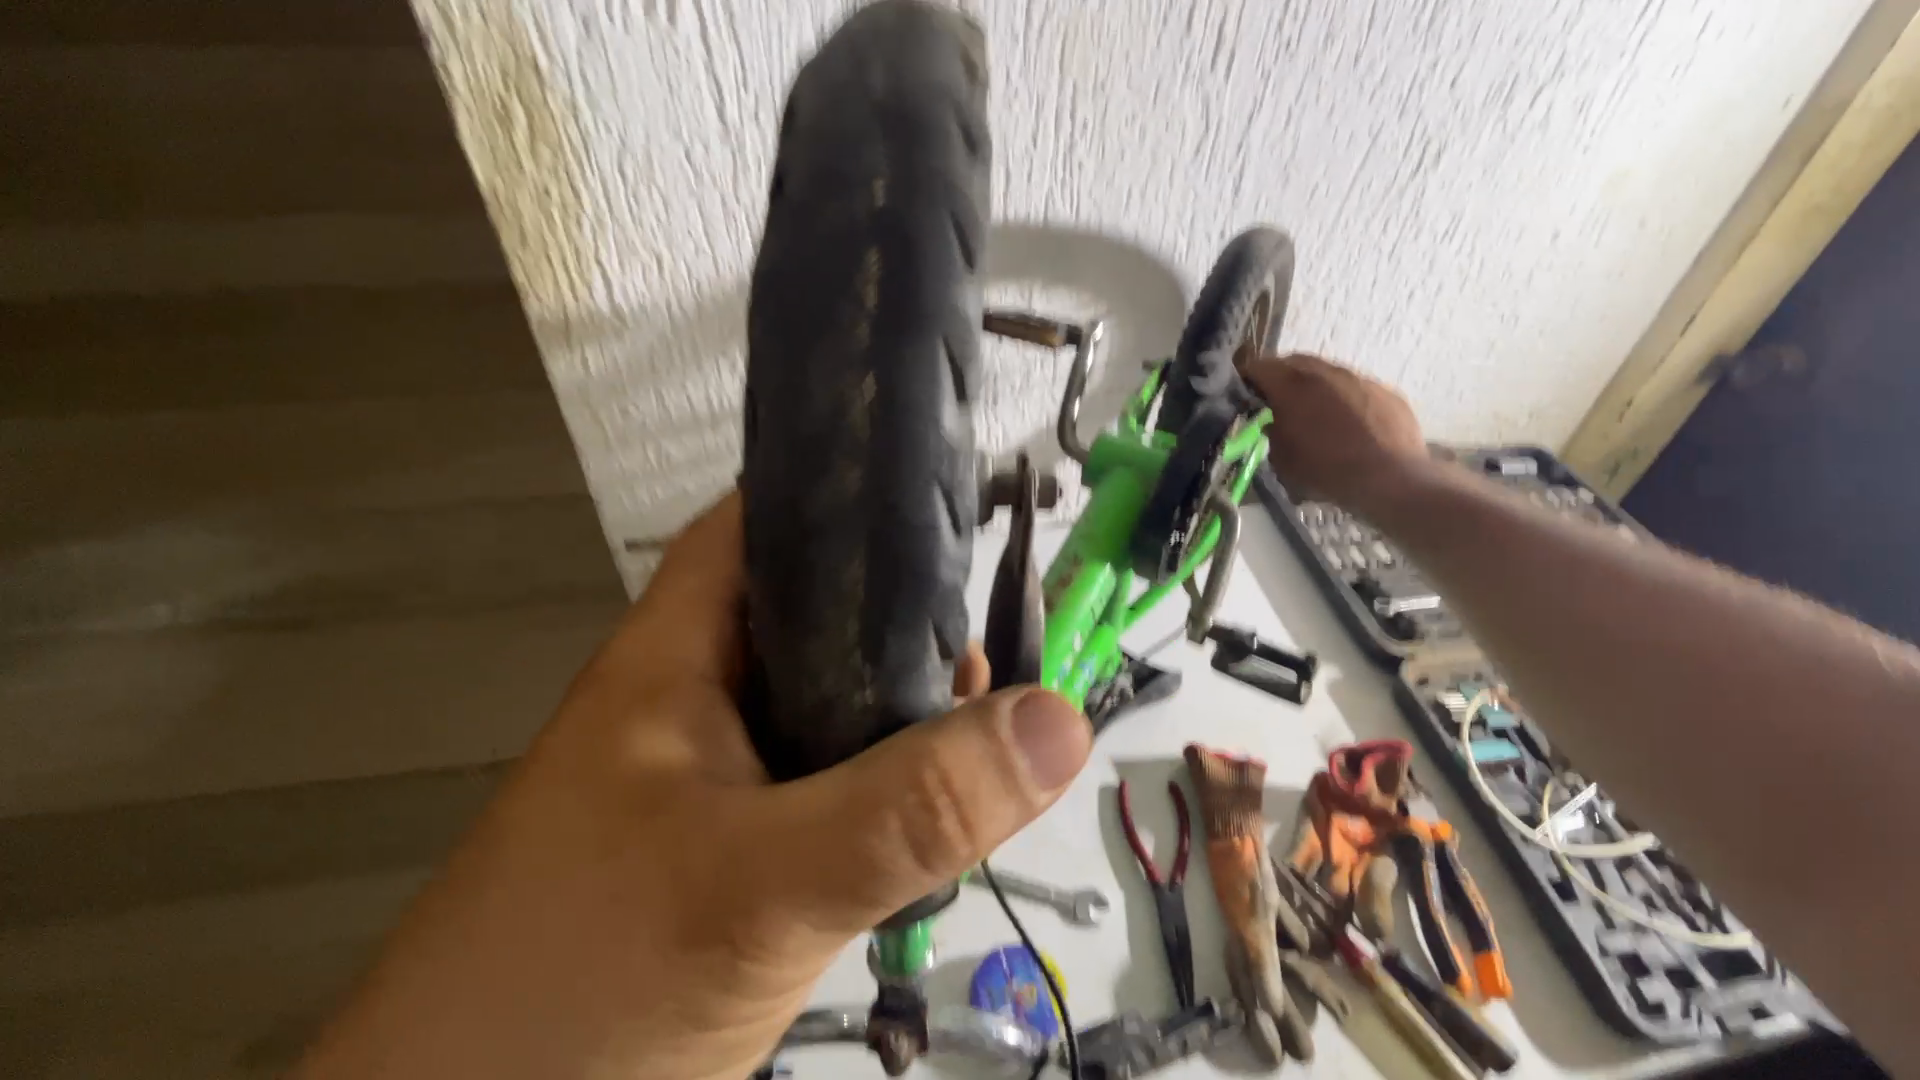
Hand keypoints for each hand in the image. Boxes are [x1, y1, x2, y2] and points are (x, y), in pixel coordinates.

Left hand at [294, 494, 1092, 1079]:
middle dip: (910, 622)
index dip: (853, 494)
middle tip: (993, 662)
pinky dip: (891, 782)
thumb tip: (1061, 721)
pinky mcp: (740, 841)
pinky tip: (944, 808)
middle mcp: (701, 694)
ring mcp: (721, 771)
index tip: (953, 510)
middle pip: (821, 612)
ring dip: (908, 711)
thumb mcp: (762, 883)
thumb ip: (910, 807)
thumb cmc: (586, 980)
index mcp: (678, 651)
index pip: (768, 521)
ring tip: (988, 733)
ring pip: (834, 702)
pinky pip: (835, 780)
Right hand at [1240, 353, 1429, 518]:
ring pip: (1328, 372)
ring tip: (1314, 412)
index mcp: (1292, 386)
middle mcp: (1326, 372)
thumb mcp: (1281, 459)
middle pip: (1294, 362)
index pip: (1258, 367)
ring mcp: (1360, 378)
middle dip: (1281, 376)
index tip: (1241, 392)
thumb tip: (1272, 421)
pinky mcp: (1386, 391)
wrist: (1389, 481)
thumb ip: (1271, 432)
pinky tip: (1348, 424)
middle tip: (1275, 399)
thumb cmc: (1325, 472)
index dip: (1246, 378)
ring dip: (1315, 386)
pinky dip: (1344, 399)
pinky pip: (1356, 388)